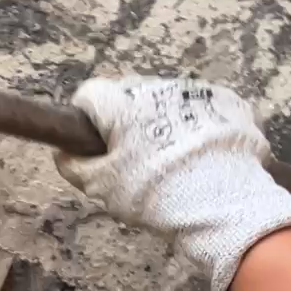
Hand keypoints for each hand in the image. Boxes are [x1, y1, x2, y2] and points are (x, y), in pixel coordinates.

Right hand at [56, 77, 290, 290]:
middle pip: (127, 95)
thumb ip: (73, 164)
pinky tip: (193, 156)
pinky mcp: (227, 102)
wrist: (221, 201)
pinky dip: (189, 126)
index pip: (89, 94)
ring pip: (162, 101)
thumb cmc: (150, 192)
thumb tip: (63, 151)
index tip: (89, 144)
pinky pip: (196, 109)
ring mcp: (195, 92)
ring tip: (164, 160)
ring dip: (155, 122)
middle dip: (121, 120)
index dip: (83, 119)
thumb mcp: (99, 186)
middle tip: (126, 158)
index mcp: (122, 105)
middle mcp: (157, 88)